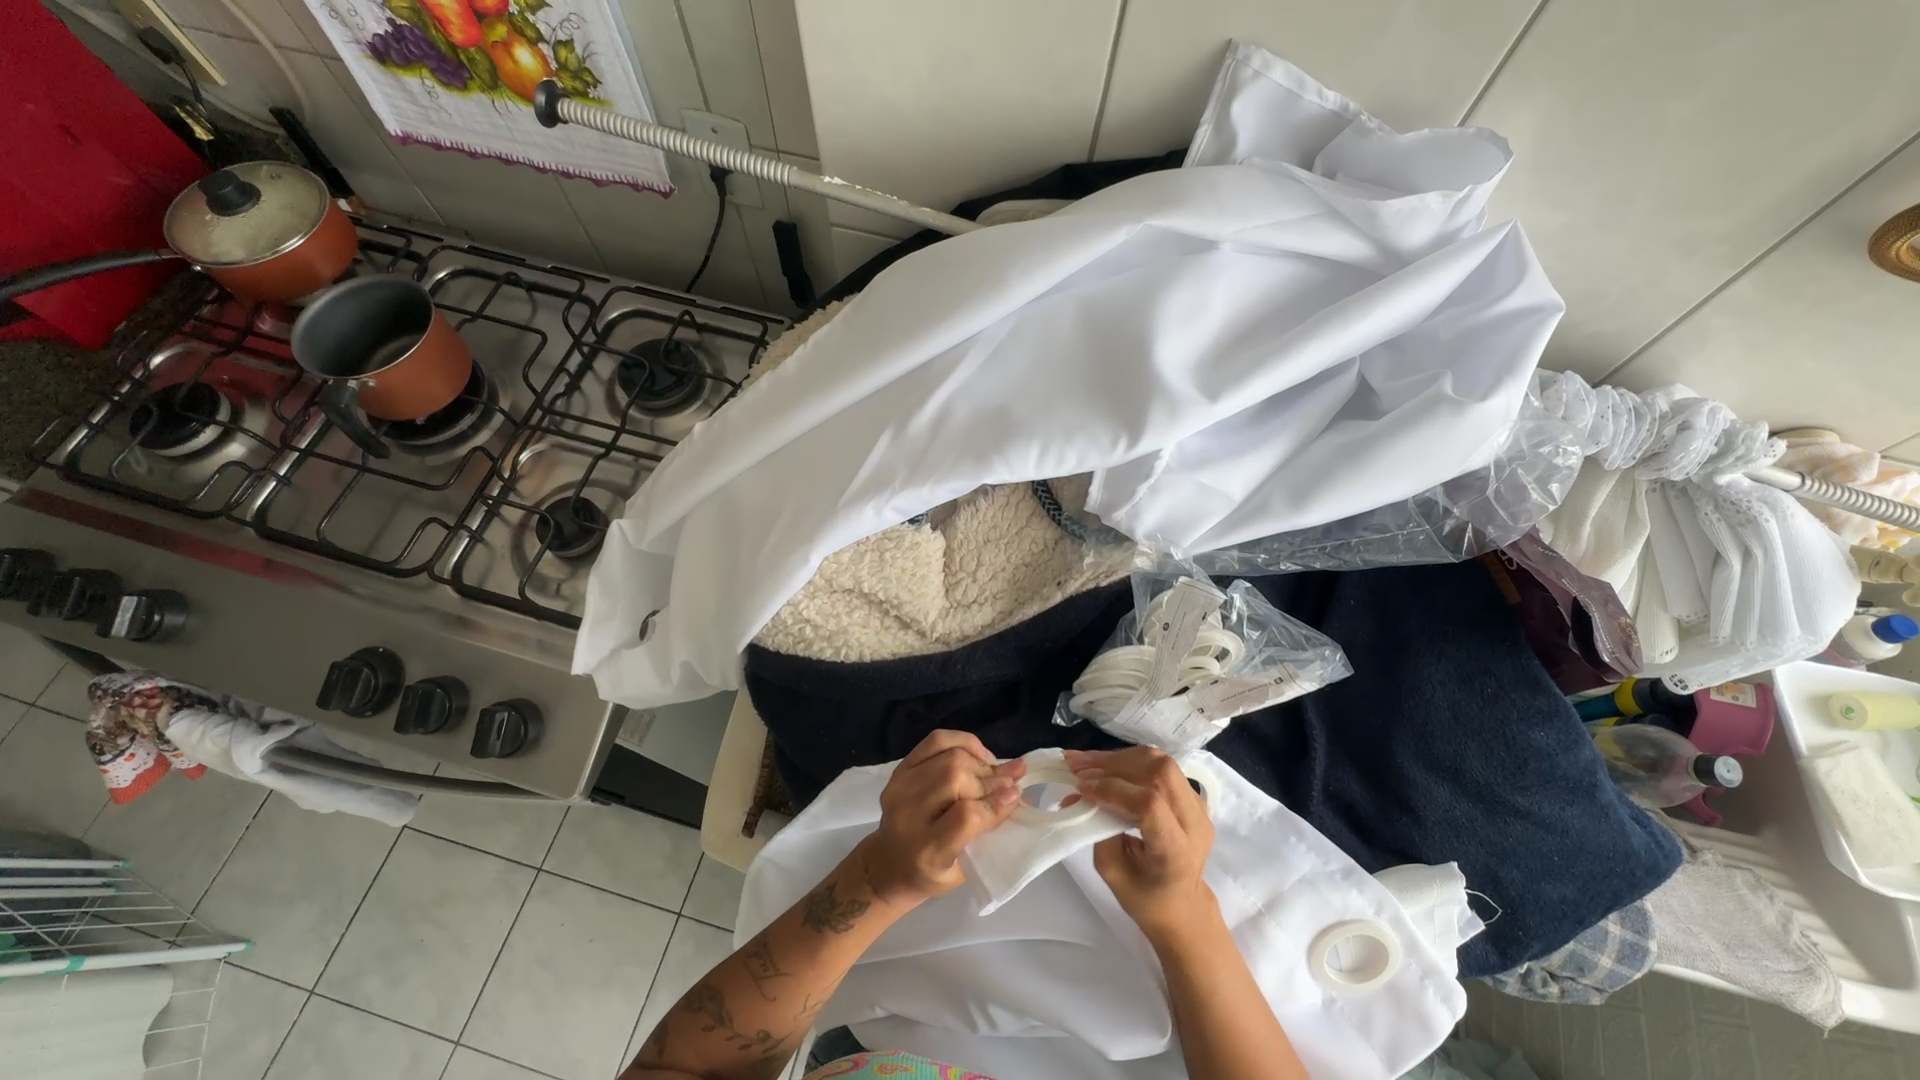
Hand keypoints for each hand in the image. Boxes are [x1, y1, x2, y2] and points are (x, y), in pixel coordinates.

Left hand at [859, 730, 1025, 905]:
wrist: (889, 864)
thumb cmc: (932, 874)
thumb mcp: (965, 868)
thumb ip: (990, 832)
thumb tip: (1021, 794)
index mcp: (925, 850)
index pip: (965, 816)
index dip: (995, 803)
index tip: (1016, 796)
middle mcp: (907, 813)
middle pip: (954, 776)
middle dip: (989, 779)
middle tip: (1010, 783)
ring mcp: (900, 786)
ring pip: (949, 756)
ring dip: (980, 762)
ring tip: (995, 773)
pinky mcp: (900, 769)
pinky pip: (936, 741)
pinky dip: (963, 742)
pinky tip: (978, 756)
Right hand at [1066, 747, 1216, 939]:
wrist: (1182, 905)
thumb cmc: (1145, 898)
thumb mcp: (1112, 872)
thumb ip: (1098, 831)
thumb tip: (1079, 795)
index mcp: (1176, 852)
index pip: (1151, 805)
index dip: (1113, 790)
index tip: (1081, 789)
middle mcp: (1195, 824)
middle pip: (1160, 773)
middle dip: (1113, 764)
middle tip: (1076, 767)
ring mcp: (1199, 807)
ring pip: (1160, 762)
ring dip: (1119, 758)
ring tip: (1085, 762)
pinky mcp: (1193, 797)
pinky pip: (1161, 768)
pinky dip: (1128, 762)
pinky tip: (1104, 768)